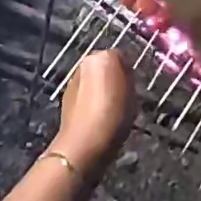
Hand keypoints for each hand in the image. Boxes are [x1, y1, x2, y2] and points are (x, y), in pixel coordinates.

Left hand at [50, 51, 135, 173]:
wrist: (83, 144)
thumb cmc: (114, 116)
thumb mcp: (133, 95)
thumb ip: (130, 79)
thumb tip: (125, 76)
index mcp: (105, 56)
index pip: (123, 57)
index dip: (130, 73)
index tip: (134, 87)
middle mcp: (87, 61)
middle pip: (105, 66)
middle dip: (113, 77)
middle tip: (123, 96)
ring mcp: (74, 78)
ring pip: (93, 79)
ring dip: (101, 88)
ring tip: (110, 109)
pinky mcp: (65, 95)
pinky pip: (83, 92)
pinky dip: (90, 99)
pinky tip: (96, 115)